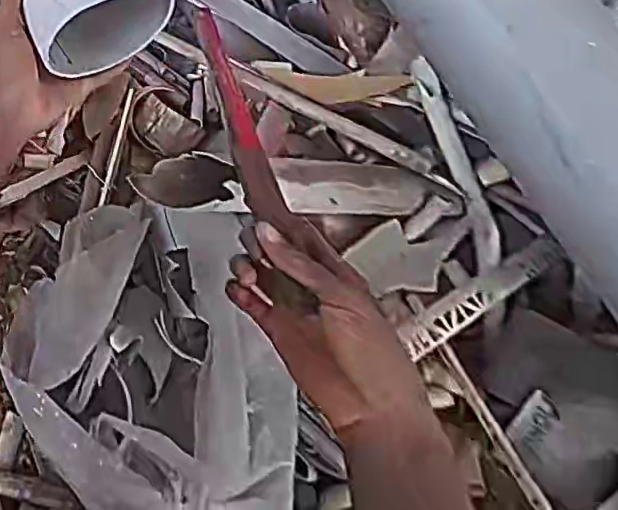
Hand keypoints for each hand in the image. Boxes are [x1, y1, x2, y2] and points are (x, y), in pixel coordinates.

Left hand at [0, 0, 121, 168]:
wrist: (15, 112)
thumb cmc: (5, 74)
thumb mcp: (6, 24)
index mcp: (25, 28)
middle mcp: (45, 44)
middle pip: (68, 19)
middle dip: (82, 6)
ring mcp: (63, 63)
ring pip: (88, 42)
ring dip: (101, 31)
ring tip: (118, 11)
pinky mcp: (79, 81)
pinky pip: (103, 69)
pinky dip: (117, 61)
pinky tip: (128, 49)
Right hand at [227, 221, 439, 438]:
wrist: (376, 414)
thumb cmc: (380, 362)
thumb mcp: (343, 300)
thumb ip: (301, 266)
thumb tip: (267, 234)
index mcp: (333, 273)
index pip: (300, 234)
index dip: (279, 218)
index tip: (257, 202)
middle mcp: (310, 286)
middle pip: (271, 249)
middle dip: (256, 242)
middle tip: (253, 246)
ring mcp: (292, 307)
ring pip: (256, 271)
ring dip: (245, 266)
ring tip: (247, 274)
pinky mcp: (277, 328)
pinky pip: (247, 300)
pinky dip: (237, 292)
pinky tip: (239, 291)